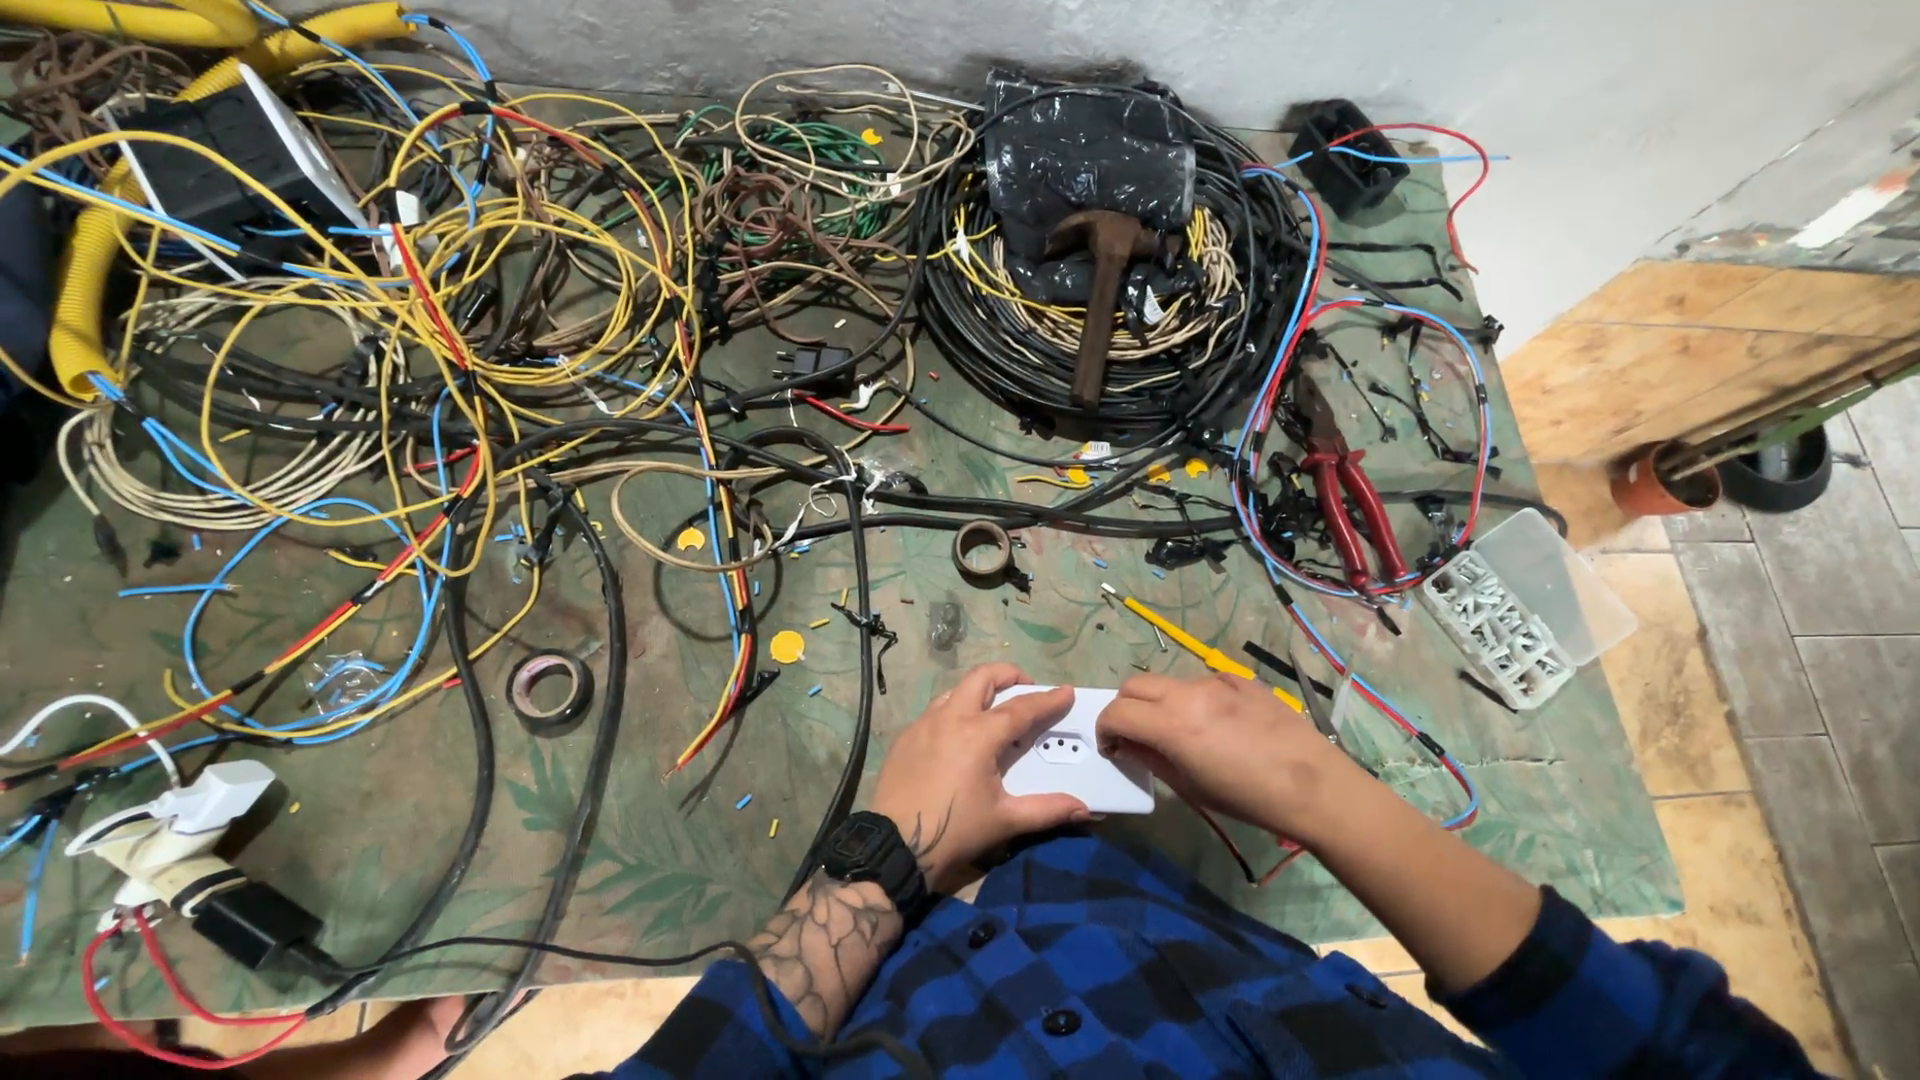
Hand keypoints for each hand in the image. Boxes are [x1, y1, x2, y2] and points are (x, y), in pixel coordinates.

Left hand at [870, 663, 1090, 892]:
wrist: (895, 846)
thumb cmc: (954, 831)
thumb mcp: (1004, 821)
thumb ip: (1046, 810)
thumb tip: (1083, 809)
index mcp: (978, 734)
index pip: (1020, 708)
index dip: (1046, 700)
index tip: (1065, 691)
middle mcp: (949, 718)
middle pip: (981, 678)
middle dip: (1007, 675)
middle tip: (1025, 687)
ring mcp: (922, 725)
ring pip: (954, 690)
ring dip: (978, 691)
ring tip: (992, 709)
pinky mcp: (905, 737)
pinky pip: (934, 711)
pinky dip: (954, 711)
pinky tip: (959, 735)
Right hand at [1096, 672, 1364, 843]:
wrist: (1315, 786)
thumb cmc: (1249, 799)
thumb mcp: (1191, 787)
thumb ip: (1152, 759)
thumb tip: (1129, 744)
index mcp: (1172, 724)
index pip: (1117, 712)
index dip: (1105, 729)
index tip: (1112, 747)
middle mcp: (1188, 693)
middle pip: (1135, 685)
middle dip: (1125, 707)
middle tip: (1134, 734)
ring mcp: (1217, 682)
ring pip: (1169, 682)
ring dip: (1159, 701)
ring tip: (1179, 732)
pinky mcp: (1242, 681)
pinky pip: (1204, 683)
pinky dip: (1194, 699)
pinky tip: (1218, 725)